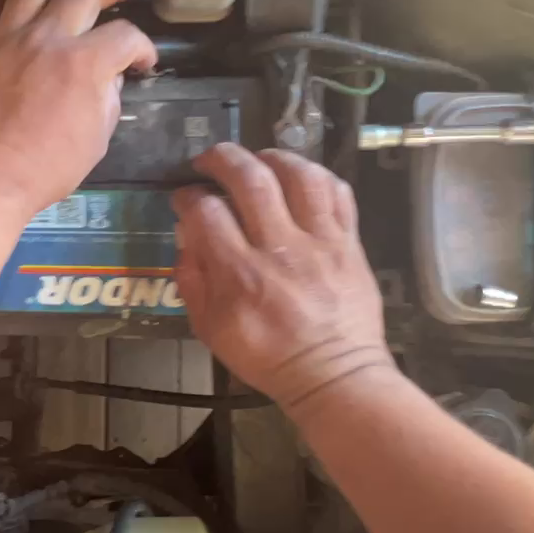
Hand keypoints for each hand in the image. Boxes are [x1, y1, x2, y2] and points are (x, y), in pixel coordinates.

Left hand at [0, 0, 156, 214]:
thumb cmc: (44, 169)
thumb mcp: (96, 141)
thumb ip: (108, 100)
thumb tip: (109, 79)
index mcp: (83, 63)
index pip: (125, 36)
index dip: (142, 47)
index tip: (143, 61)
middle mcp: (46, 38)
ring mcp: (5, 37)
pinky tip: (16, 3)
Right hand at [172, 144, 396, 409]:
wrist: (334, 376)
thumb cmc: (265, 355)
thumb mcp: (208, 328)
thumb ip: (192, 279)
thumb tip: (187, 234)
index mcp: (240, 275)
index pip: (206, 211)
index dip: (187, 196)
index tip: (183, 198)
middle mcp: (280, 250)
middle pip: (251, 179)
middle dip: (222, 159)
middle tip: (208, 161)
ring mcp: (321, 243)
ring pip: (299, 175)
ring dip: (270, 157)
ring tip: (254, 160)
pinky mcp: (349, 242)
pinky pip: (337, 192)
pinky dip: (313, 174)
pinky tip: (295, 178)